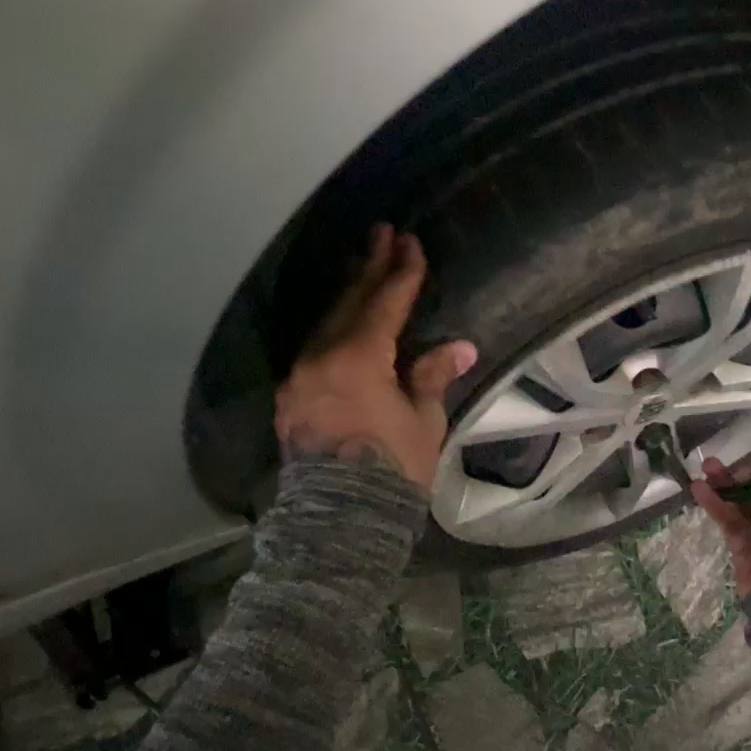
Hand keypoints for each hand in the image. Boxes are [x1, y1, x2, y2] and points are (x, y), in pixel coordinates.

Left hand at [274, 224, 476, 491]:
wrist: (341, 519)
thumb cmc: (392, 468)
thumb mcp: (423, 421)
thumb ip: (432, 376)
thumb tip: (460, 349)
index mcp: (358, 358)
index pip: (385, 303)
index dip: (402, 273)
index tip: (412, 244)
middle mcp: (321, 357)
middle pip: (349, 302)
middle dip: (369, 267)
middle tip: (382, 232)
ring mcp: (299, 377)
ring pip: (326, 322)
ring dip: (347, 292)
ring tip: (362, 265)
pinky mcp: (290, 398)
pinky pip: (313, 348)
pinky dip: (332, 326)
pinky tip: (342, 319)